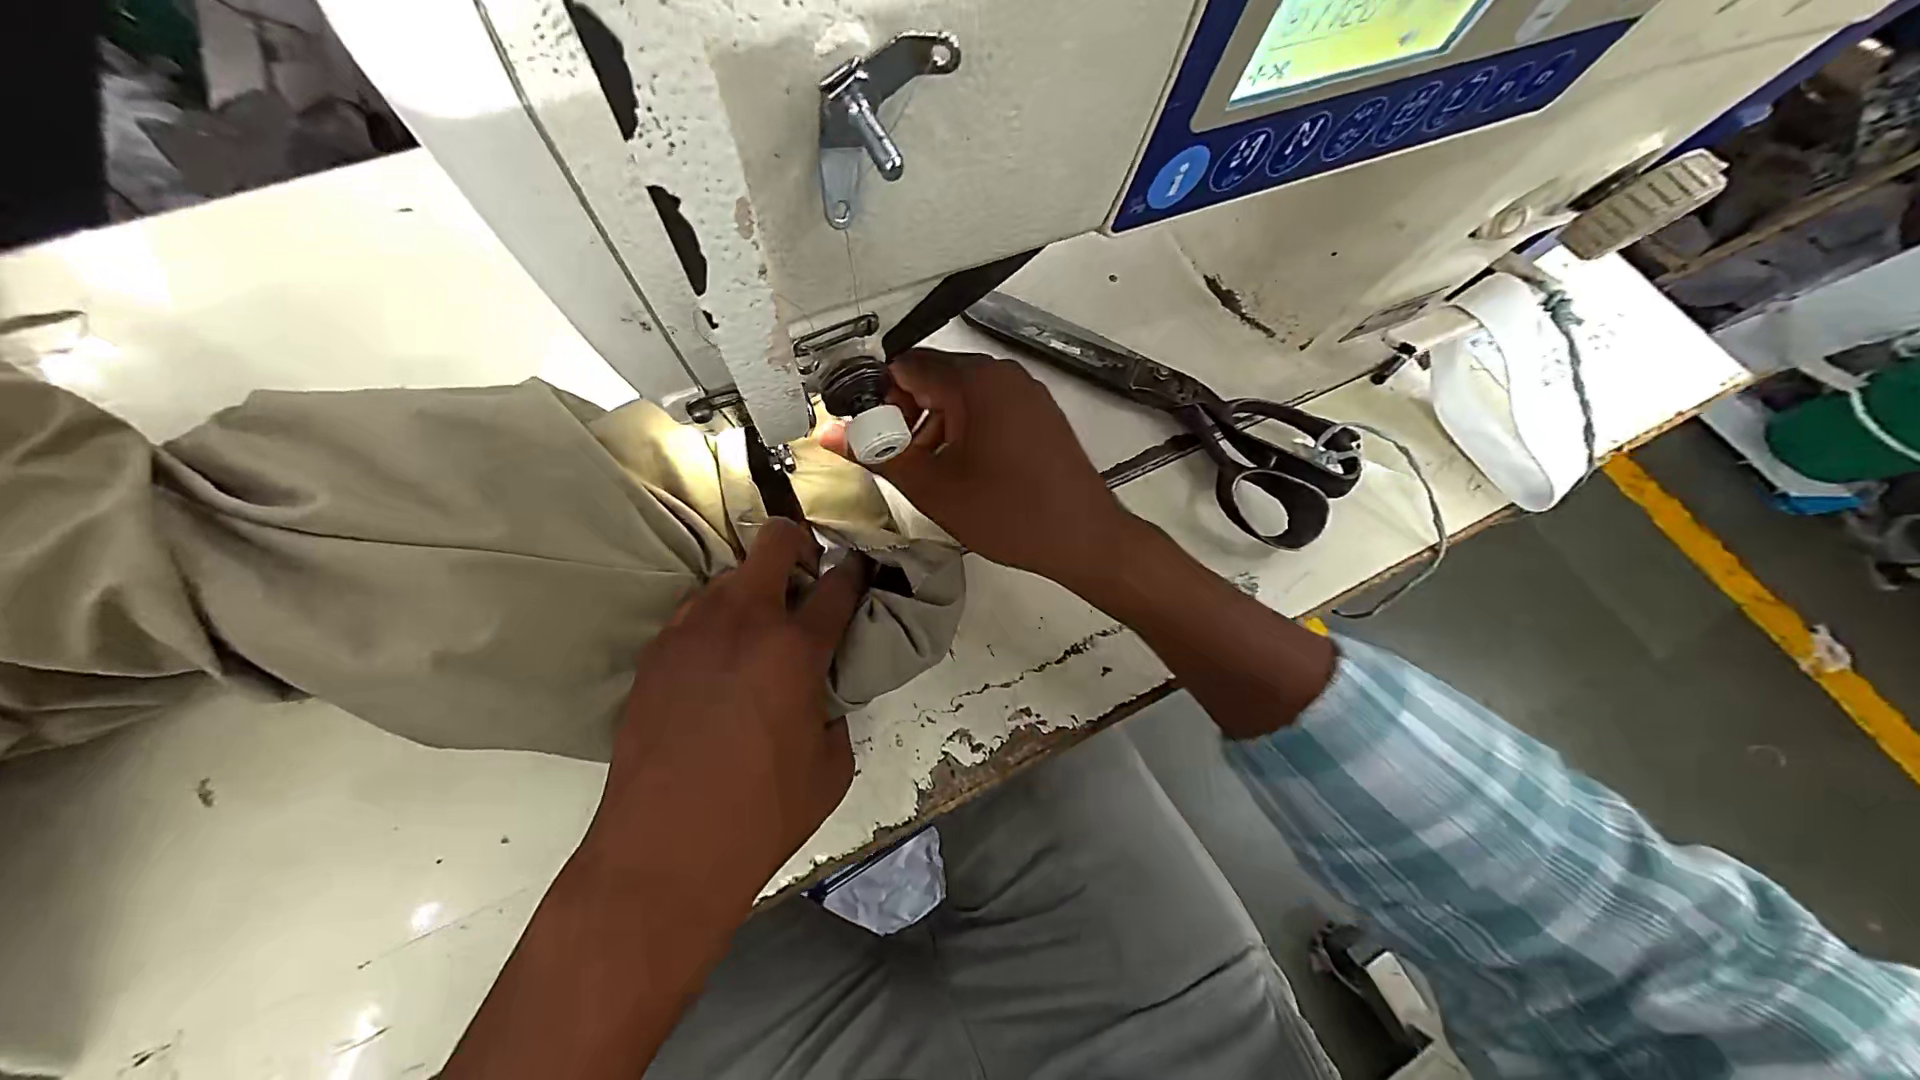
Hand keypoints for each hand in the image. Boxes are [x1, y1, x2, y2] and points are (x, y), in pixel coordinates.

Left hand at [591, 519, 868, 898]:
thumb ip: (833, 712)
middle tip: (807, 574)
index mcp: (796, 650)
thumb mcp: (830, 766)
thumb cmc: (762, 813)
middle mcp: (743, 623)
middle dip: (798, 543)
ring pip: (728, 576)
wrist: (665, 850)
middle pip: (774, 542)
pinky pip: (694, 614)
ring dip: (753, 590)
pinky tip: (718, 661)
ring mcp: (691, 631)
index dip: (854, 571)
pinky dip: (716, 622)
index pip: (837, 586)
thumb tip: (819, 693)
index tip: (858, 567)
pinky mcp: (656, 653)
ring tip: (759, 628)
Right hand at [822, 349, 1138, 587]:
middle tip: (900, 458)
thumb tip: (834, 436)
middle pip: (934, 377)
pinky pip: (989, 408)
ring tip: (933, 473)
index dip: (878, 397)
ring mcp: (1026, 393)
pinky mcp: (1040, 414)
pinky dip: (966, 430)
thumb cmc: (1010, 513)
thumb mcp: (932, 488)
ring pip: (961, 395)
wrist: (1083, 538)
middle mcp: (1003, 375)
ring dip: (935, 426)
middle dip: (907, 415)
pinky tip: (966, 470)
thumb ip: (878, 454)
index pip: (905, 365)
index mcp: (975, 382)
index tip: (872, 434)